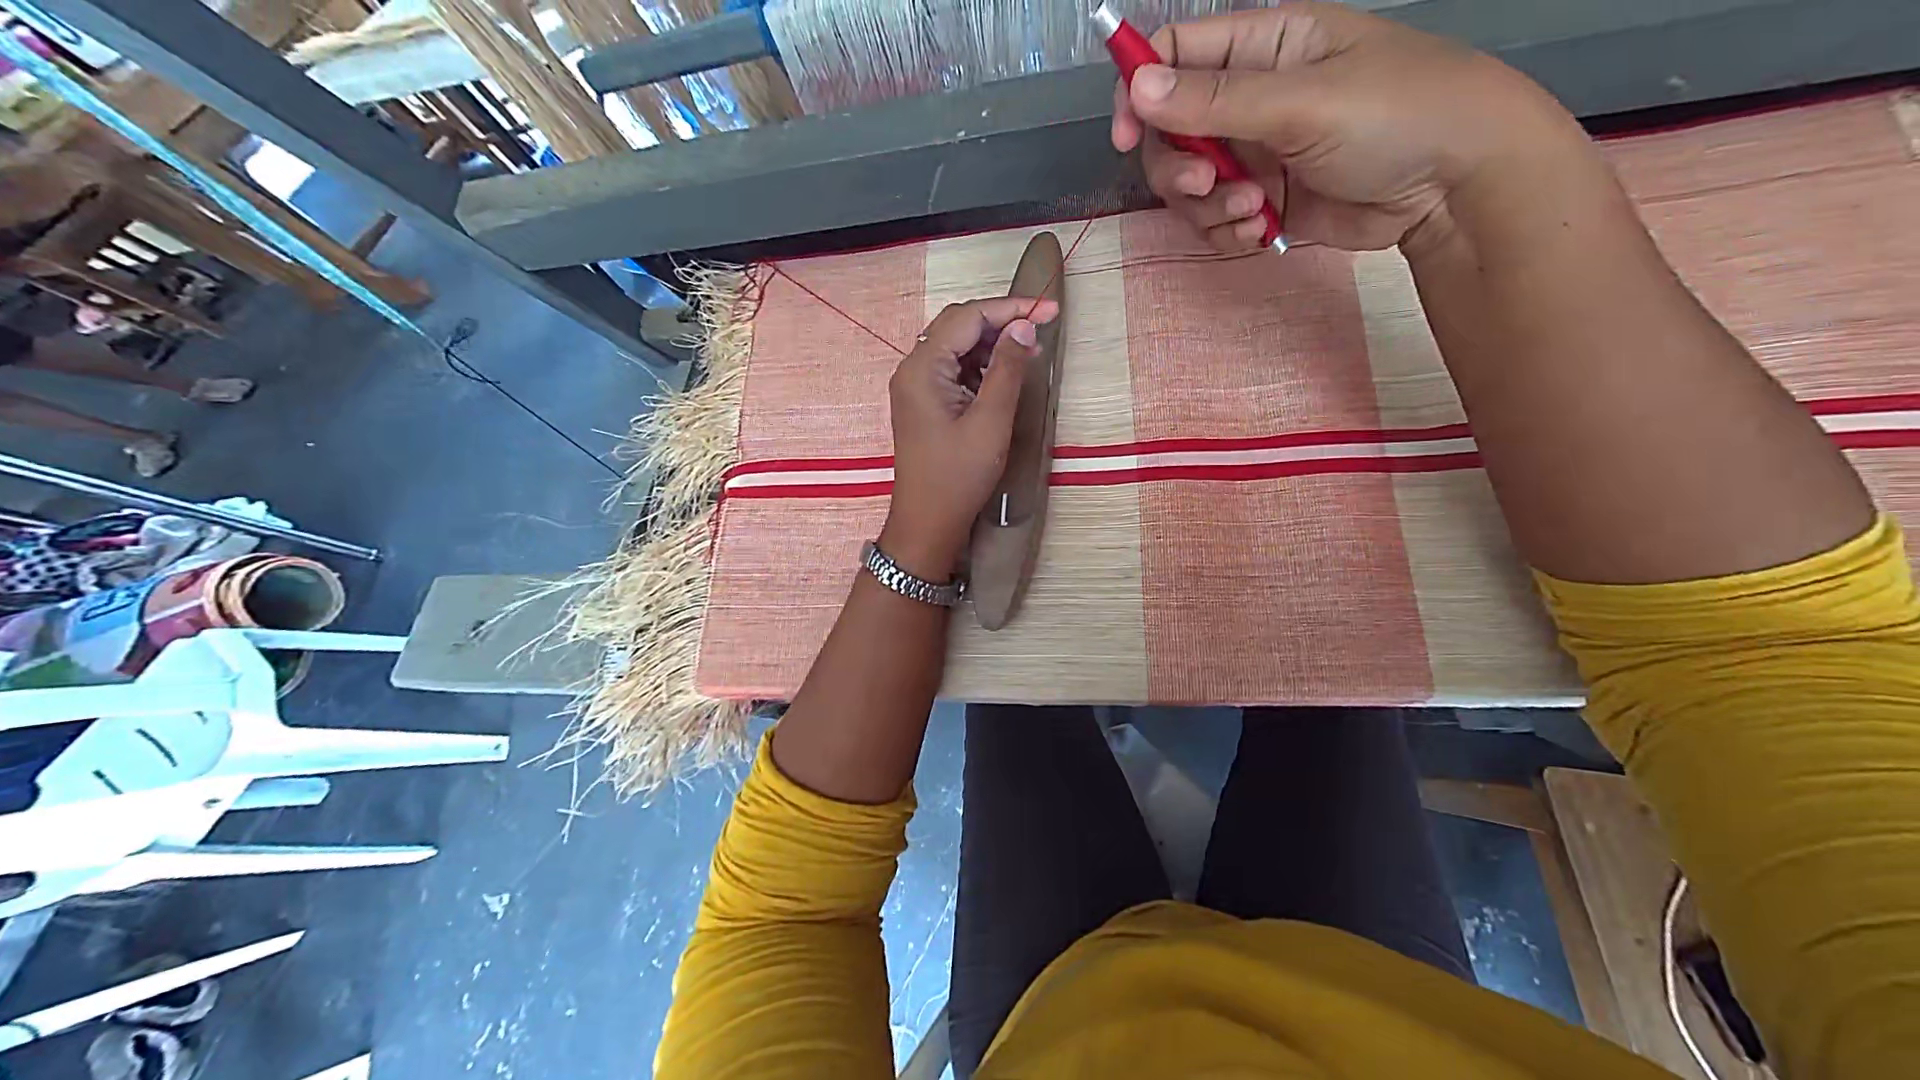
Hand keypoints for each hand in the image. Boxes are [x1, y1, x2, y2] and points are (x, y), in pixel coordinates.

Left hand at [882, 296, 1059, 580]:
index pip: (967, 318)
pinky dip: (981, 365)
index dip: (1010, 309)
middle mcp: (913, 370)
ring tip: (1030, 351)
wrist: (928, 522)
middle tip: (1043, 326)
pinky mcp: (924, 403)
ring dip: (992, 343)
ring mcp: (916, 387)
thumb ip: (1008, 369)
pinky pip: (953, 369)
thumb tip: (1024, 327)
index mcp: (922, 369)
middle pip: (958, 326)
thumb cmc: (958, 477)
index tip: (1050, 310)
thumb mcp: (990, 421)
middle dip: (1001, 321)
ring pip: (957, 346)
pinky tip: (1006, 373)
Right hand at [1110, 2, 1588, 254]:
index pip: (1173, 56)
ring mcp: (1254, 154)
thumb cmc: (1396, 114)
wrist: (1453, 185)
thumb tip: (1138, 85)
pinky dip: (1228, 233)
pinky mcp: (1263, 203)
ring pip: (1188, 186)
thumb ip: (1216, 99)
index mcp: (1261, 48)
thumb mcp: (1303, 99)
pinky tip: (1261, 231)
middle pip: (1169, 134)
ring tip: (1255, 210)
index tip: (1126, 137)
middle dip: (1179, 167)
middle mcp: (1248, 100)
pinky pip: (1215, 222)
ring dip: (1209, 208)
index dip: (1138, 92)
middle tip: (1207, 184)